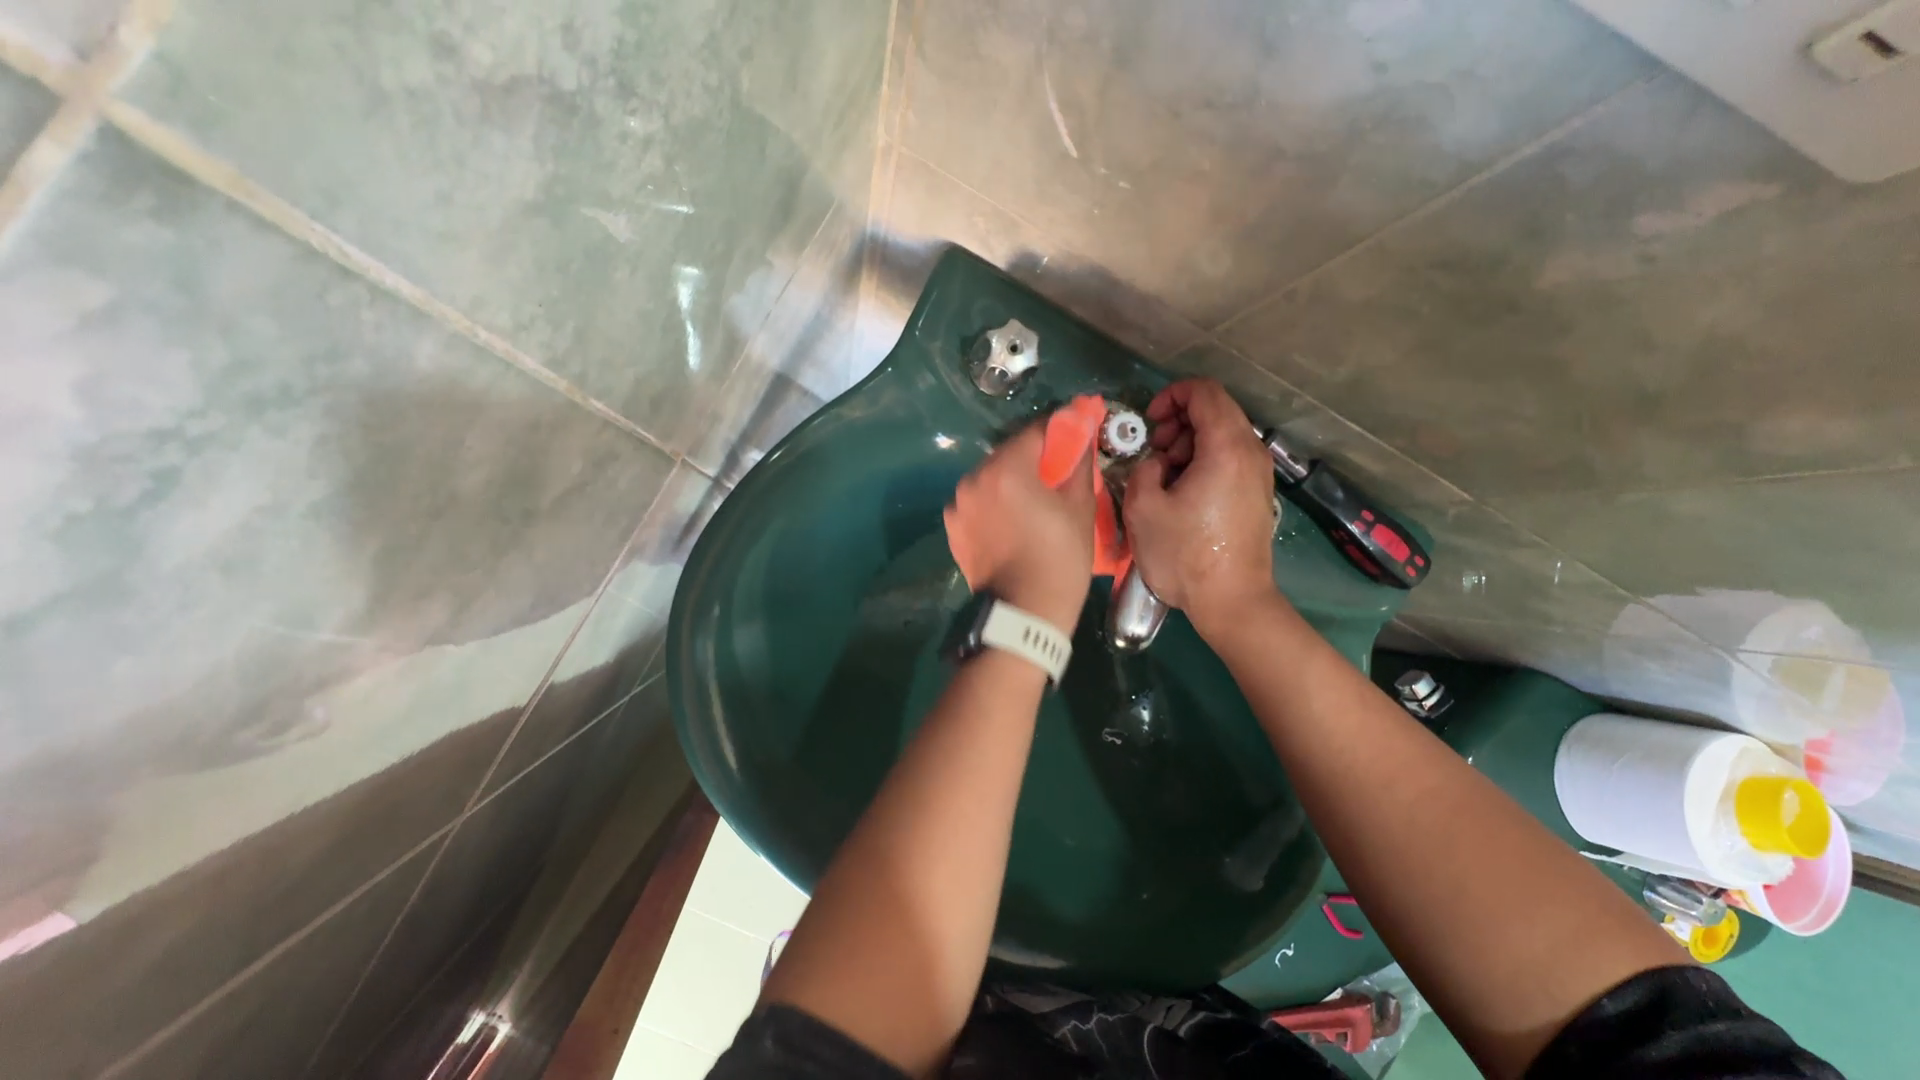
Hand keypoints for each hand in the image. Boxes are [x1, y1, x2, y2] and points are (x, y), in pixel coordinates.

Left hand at [945, 417, 1096, 630]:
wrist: (1025, 613)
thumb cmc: (1060, 559)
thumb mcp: (1080, 507)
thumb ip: (1078, 464)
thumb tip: (1082, 435)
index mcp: (1006, 470)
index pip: (1035, 432)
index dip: (1059, 432)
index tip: (1075, 437)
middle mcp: (974, 479)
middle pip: (1009, 454)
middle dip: (1034, 459)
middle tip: (1057, 475)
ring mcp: (958, 505)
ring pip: (991, 478)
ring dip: (1012, 482)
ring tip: (1035, 503)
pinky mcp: (953, 527)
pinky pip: (978, 502)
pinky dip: (995, 504)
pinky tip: (1013, 522)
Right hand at [1122, 379, 1281, 632]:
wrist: (1232, 601)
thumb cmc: (1185, 555)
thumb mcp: (1143, 508)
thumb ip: (1143, 469)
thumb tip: (1157, 463)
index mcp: (1225, 447)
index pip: (1204, 392)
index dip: (1171, 396)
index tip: (1149, 422)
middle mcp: (1250, 452)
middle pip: (1216, 410)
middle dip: (1178, 421)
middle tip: (1155, 451)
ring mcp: (1259, 473)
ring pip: (1223, 434)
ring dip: (1190, 443)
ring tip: (1165, 475)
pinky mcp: (1257, 494)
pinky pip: (1230, 458)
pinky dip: (1205, 460)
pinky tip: (1184, 492)